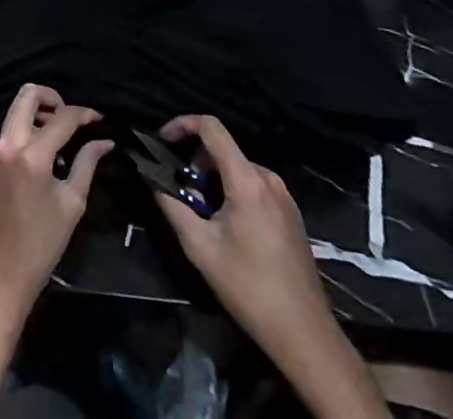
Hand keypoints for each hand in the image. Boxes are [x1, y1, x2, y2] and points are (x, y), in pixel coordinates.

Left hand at [0, 83, 113, 311]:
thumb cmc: (41, 243)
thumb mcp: (72, 202)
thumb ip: (87, 163)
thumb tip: (104, 141)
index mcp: (32, 155)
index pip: (63, 117)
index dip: (85, 113)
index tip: (100, 119)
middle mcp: (9, 143)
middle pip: (28, 94)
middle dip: (54, 98)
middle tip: (73, 118)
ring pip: (17, 107)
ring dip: (41, 109)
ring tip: (63, 132)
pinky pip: (12, 126)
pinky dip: (30, 124)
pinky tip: (49, 147)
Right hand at [153, 115, 388, 418]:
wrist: (301, 328)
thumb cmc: (246, 286)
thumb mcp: (199, 247)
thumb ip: (172, 205)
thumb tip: (151, 178)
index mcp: (247, 180)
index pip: (212, 128)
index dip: (183, 124)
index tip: (162, 140)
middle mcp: (268, 177)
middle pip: (223, 151)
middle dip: (196, 165)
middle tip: (181, 197)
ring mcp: (283, 194)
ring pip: (237, 170)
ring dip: (213, 182)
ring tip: (203, 218)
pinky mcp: (290, 211)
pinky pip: (254, 186)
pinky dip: (232, 193)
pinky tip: (227, 228)